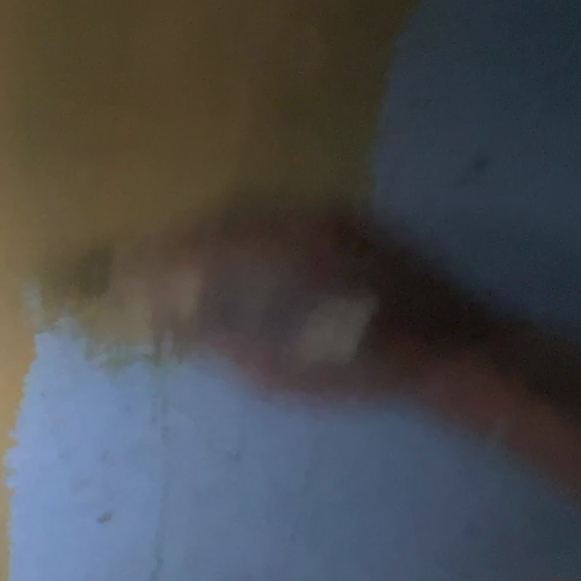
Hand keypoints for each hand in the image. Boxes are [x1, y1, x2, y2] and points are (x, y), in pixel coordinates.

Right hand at [101, 207, 501, 396]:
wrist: (454, 345)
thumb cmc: (362, 366)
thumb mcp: (279, 367)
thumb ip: (218, 337)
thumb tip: (168, 320)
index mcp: (280, 256)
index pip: (199, 250)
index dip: (156, 263)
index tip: (125, 277)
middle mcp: (299, 222)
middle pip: (218, 221)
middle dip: (177, 244)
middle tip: (148, 267)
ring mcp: (325, 216)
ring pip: (247, 214)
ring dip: (208, 236)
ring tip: (183, 263)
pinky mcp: (343, 220)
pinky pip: (276, 216)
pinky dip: (242, 233)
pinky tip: (233, 258)